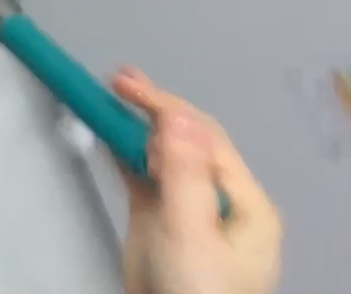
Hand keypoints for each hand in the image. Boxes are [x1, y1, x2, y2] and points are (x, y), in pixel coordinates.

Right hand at [113, 68, 282, 293]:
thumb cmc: (193, 284)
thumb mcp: (188, 228)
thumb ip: (184, 171)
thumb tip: (176, 114)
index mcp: (243, 202)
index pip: (203, 136)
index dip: (163, 105)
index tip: (119, 82)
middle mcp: (221, 200)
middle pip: (187, 140)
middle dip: (153, 106)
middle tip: (114, 77)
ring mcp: (192, 210)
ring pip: (163, 153)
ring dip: (136, 123)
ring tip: (109, 95)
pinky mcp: (164, 219)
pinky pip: (145, 173)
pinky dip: (126, 149)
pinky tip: (108, 133)